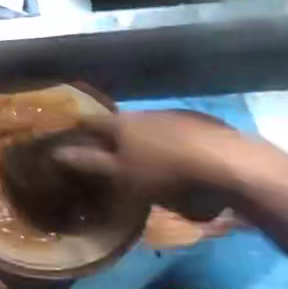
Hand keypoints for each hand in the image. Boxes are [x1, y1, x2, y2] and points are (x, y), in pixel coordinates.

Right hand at [52, 110, 251, 220]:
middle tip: (106, 158)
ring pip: (148, 128)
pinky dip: (168, 146)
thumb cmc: (166, 173)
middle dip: (111, 138)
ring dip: (141, 142)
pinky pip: (174, 134)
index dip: (76, 130)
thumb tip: (55, 151)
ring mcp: (175, 116)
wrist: (232, 166)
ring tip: (143, 164)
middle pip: (120, 124)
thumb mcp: (121, 175)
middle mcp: (144, 113)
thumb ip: (88, 163)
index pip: (89, 122)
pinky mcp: (203, 125)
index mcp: (120, 123)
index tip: (68, 141)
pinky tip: (177, 164)